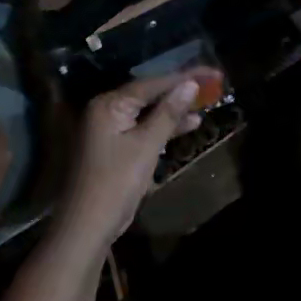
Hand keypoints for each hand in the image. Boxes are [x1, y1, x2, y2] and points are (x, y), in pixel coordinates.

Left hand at [60, 70, 210, 243]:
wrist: (86, 228)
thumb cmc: (116, 183)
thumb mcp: (147, 145)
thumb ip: (169, 113)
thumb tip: (191, 84)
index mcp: (109, 104)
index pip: (153, 83)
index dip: (185, 76)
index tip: (213, 72)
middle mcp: (106, 110)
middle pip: (150, 93)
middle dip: (181, 90)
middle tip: (212, 85)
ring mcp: (109, 129)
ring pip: (148, 111)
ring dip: (176, 109)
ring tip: (206, 104)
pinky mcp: (115, 146)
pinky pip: (144, 127)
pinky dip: (164, 126)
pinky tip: (189, 125)